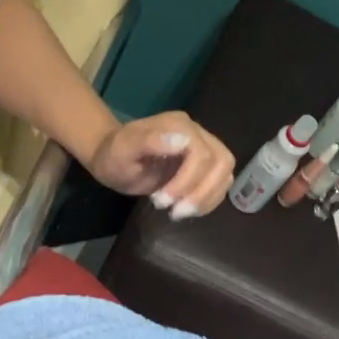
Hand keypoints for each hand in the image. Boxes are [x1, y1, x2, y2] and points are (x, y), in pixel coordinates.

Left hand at [87, 112, 235, 219]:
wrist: (114, 159)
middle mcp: (198, 134)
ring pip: (224, 173)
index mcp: (180, 126)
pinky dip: (208, 201)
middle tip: (174, 212)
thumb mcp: (124, 148)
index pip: (201, 153)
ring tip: (179, 213)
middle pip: (221, 162)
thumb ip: (151, 140)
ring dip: (206, 198)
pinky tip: (186, 209)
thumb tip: (183, 141)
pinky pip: (219, 184)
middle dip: (200, 193)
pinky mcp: (203, 168)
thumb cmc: (116, 155)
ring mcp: (204, 150)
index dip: (187, 181)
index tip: (160, 201)